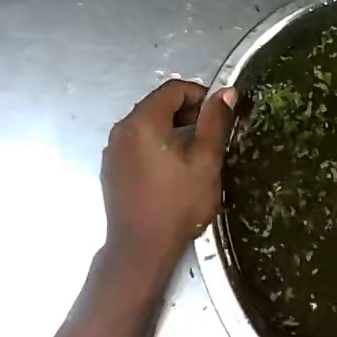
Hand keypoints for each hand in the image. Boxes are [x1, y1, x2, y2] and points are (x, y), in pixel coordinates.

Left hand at [101, 79, 236, 275]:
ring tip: (192, 154)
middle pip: (157, 104)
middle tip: (208, 136)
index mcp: (144, 120)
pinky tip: (169, 170)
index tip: (218, 115)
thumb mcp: (206, 161)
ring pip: (146, 123)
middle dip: (186, 112)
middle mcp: (122, 128)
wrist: (140, 248)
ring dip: (170, 129)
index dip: (200, 95)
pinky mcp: (110, 166)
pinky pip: (135, 142)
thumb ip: (215, 122)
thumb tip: (225, 92)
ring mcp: (112, 148)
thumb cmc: (177, 205)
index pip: (174, 89)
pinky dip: (154, 144)